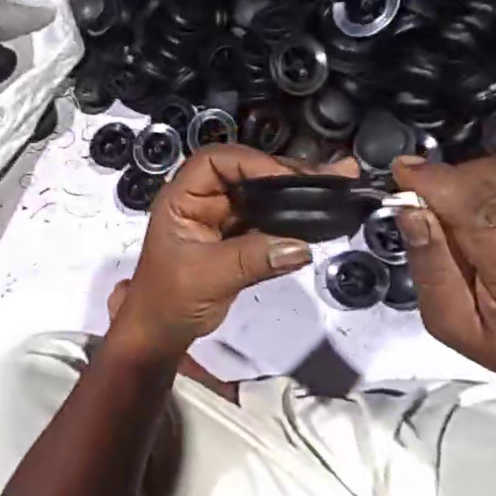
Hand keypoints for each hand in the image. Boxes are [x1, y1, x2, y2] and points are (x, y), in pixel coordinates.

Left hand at [109, 145, 353, 358]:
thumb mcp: (207, 277)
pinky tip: (318, 217)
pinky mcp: (239, 240)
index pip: (217, 162)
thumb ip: (252, 259)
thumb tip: (300, 247)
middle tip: (328, 177)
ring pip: (262, 196)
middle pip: (246, 174)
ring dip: (295, 194)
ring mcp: (222, 220)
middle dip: (285, 174)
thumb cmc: (168, 301)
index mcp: (182, 199)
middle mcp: (203, 202)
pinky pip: (269, 222)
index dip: (252, 163)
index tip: (287, 179)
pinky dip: (293, 219)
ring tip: (333, 189)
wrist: (162, 333)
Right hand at [389, 154, 495, 391]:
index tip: (406, 172)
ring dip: (482, 174)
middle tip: (429, 196)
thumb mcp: (446, 320)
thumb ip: (429, 264)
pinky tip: (491, 202)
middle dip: (459, 178)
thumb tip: (411, 209)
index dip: (443, 185)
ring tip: (460, 201)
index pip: (487, 216)